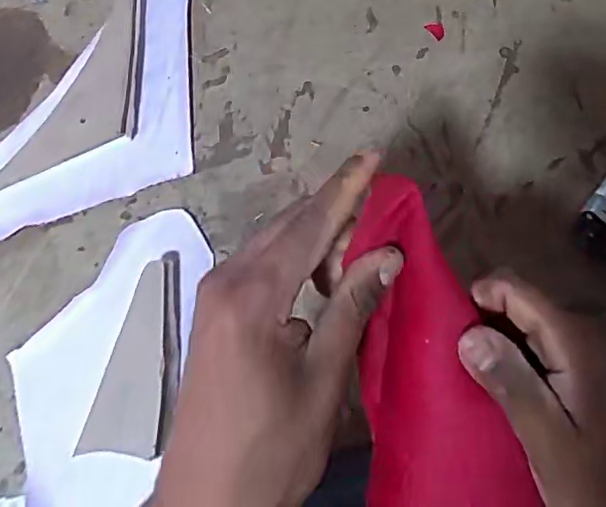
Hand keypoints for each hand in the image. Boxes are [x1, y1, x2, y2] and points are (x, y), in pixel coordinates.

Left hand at [155, 152, 402, 506]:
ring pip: (277, 240)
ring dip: (319, 236)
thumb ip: (353, 305)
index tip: (372, 155)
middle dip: (337, 211)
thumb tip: (389, 252)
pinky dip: (299, 257)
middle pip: (291, 224)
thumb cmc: (268, 450)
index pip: (310, 223)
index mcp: (252, 294)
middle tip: (381, 212)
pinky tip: (325, 276)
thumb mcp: (323, 378)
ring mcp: (216, 296)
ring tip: (359, 250)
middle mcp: (227, 281)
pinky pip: (265, 262)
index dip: (347, 187)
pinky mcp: (216, 312)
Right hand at [457, 272, 605, 506]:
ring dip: (497, 341)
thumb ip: (511, 381)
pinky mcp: (582, 376)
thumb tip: (468, 333)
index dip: (480, 295)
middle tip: (452, 353)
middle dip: (485, 319)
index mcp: (572, 336)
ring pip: (528, 327)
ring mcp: (584, 354)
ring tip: (466, 369)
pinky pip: (539, 351)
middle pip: (521, 303)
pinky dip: (514, 361)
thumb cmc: (598, 479)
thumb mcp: (548, 438)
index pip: (517, 288)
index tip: (446, 323)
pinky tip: (498, 388)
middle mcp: (580, 333)